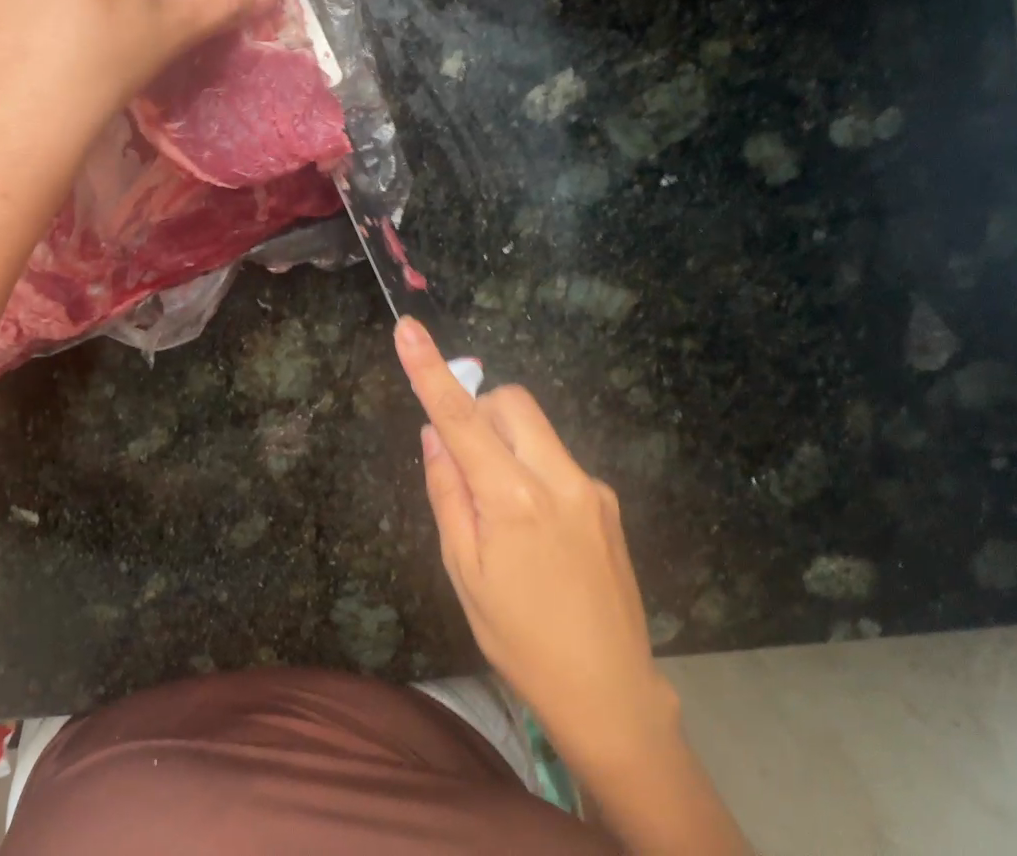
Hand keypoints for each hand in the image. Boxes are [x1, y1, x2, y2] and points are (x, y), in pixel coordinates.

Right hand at [393, 318, 678, 772]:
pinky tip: (529, 531)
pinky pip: (555, 461)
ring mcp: (591, 489)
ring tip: (495, 514)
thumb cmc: (516, 635)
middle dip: (478, 410)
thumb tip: (433, 434)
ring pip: (535, 431)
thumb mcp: (462, 569)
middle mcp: (559, 478)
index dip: (430, 370)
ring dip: (502, 444)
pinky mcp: (608, 504)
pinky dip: (527, 469)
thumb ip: (446, 492)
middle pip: (512, 404)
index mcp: (513, 498)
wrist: (607, 688)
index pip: (460, 416)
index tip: (408, 328)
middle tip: (460, 460)